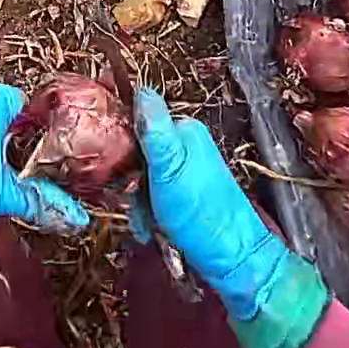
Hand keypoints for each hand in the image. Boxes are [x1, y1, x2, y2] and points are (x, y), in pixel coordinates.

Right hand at [134, 88, 302, 319]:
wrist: (232, 258)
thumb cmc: (201, 213)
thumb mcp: (169, 167)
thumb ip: (154, 129)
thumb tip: (142, 88)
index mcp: (183, 130)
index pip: (138, 120)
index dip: (122, 142)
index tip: (116, 165)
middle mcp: (184, 145)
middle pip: (137, 151)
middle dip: (129, 180)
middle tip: (135, 200)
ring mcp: (184, 170)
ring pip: (142, 177)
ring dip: (138, 202)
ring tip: (147, 221)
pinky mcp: (183, 193)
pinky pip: (153, 195)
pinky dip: (148, 213)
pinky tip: (153, 229)